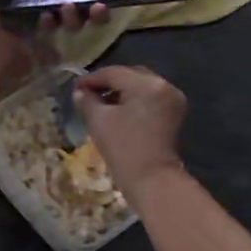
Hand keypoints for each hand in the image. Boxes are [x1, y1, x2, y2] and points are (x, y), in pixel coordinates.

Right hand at [75, 65, 187, 193]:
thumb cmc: (122, 147)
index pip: (114, 73)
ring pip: (142, 86)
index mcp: (147, 85)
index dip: (92, 79)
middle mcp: (164, 85)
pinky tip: (119, 110)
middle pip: (131, 76)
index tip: (76, 87)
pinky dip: (135, 99)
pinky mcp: (174, 113)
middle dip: (109, 83)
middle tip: (89, 93)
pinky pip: (151, 97)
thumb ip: (87, 101)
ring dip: (122, 91)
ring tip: (102, 102)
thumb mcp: (98, 121)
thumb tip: (80, 92)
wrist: (150, 177)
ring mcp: (172, 99)